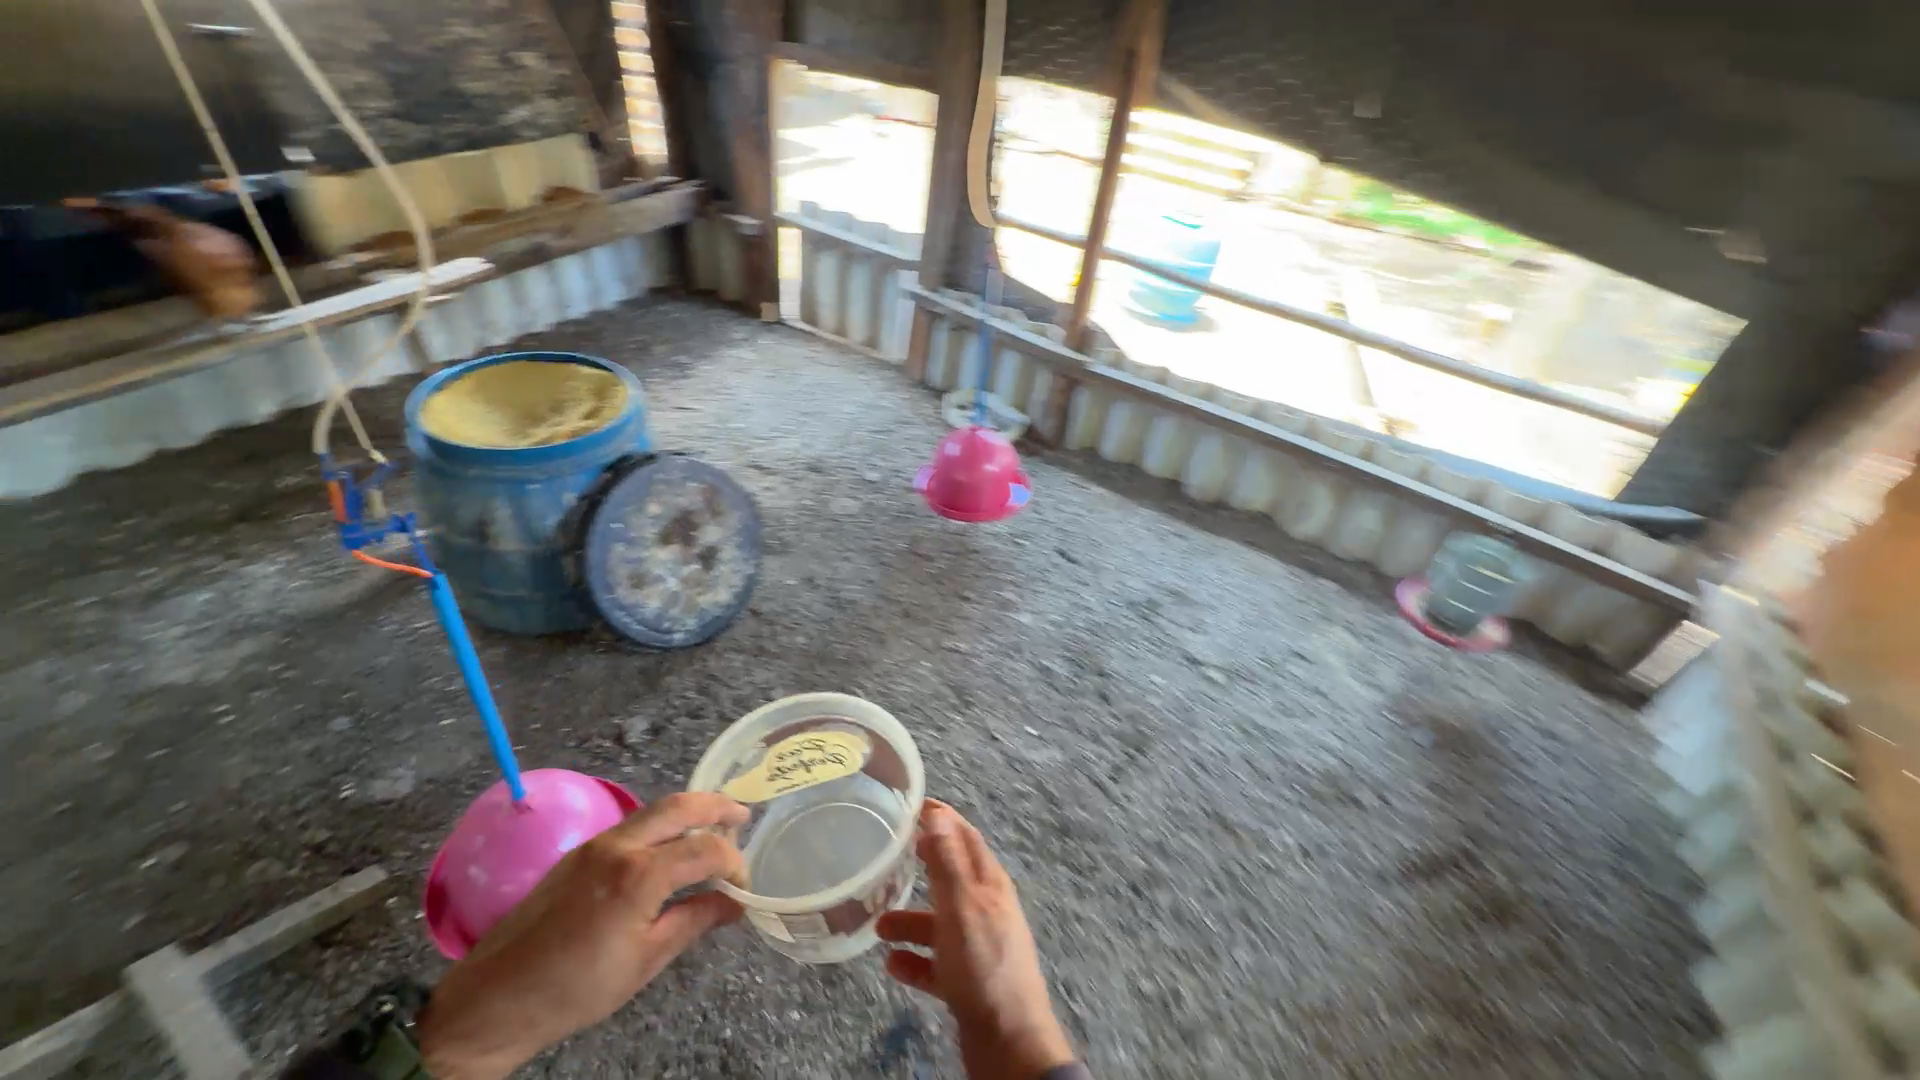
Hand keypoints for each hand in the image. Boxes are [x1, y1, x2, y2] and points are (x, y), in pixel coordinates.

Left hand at [417, 793, 748, 1078]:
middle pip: (680, 806)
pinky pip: (632, 824)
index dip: (733, 863)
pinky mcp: (578, 853)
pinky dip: (662, 824)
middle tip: (743, 815)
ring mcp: (595, 844)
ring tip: (715, 824)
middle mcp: (619, 845)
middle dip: (717, 805)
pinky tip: (671, 845)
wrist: (495, 998)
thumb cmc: (576, 989)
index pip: (706, 849)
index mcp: (640, 874)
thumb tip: (735, 904)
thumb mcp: (646, 960)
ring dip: (689, 810)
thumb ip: (695, 921)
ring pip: (654, 809)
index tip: (743, 886)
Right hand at [877, 800, 1075, 1079]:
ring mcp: (979, 946)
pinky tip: (892, 964)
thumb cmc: (984, 964)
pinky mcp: (968, 981)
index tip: (914, 805)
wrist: (1007, 1040)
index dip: (943, 819)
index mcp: (990, 885)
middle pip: (951, 878)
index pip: (967, 838)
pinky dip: (915, 960)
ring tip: (878, 925)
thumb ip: (948, 860)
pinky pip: (936, 963)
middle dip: (922, 866)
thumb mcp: (962, 905)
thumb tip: (937, 811)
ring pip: (939, 923)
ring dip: (910, 919)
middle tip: (891, 855)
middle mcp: (987, 910)